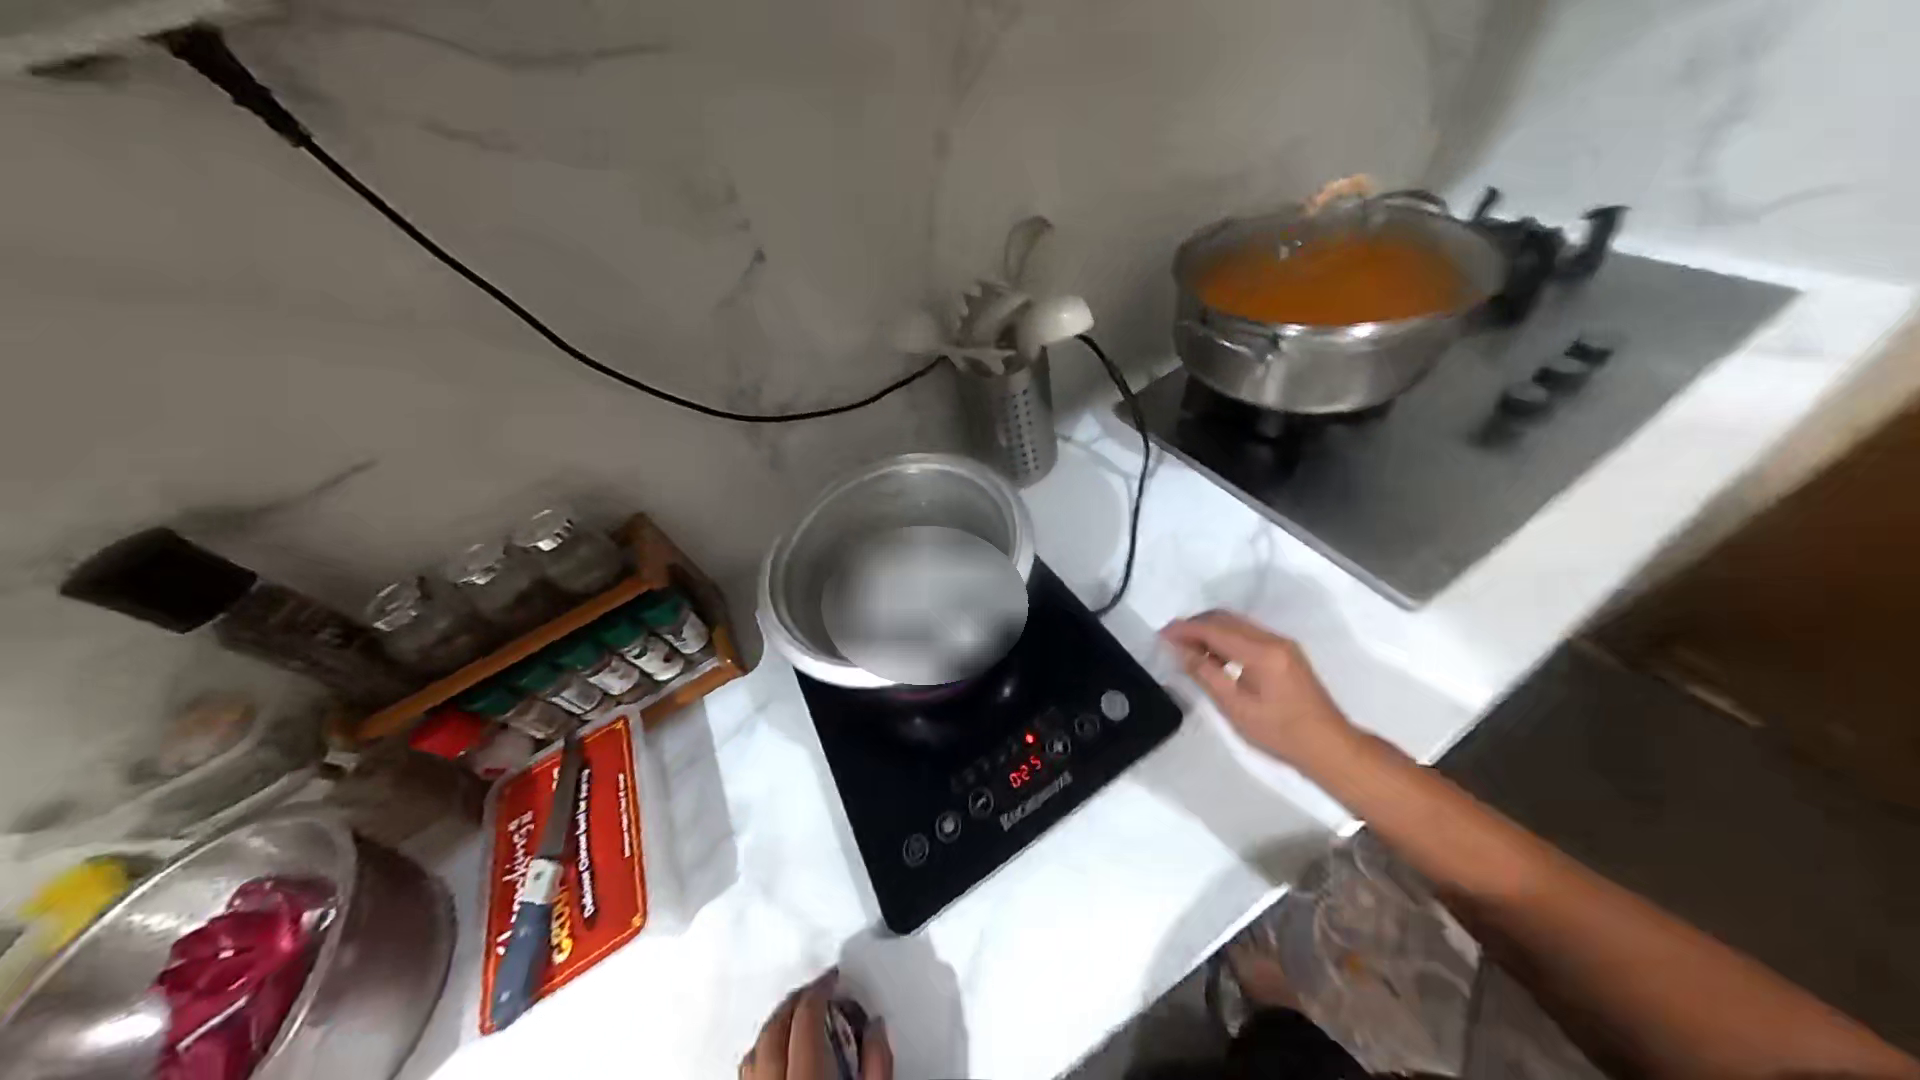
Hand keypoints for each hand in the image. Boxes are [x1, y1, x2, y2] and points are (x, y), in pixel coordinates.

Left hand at [741, 970, 891, 1079]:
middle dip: (795, 1000)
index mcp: (807, 1079)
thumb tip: (876, 1027)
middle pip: (774, 1029)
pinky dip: (761, 1053)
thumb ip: (878, 1062)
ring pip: (753, 1052)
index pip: (805, 1018)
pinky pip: (747, 1073)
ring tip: (797, 1015)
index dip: (820, 989)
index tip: (833, 978)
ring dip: (775, 1025)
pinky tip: (780, 1052)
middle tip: (817, 990)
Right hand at [1161, 611, 1355, 765]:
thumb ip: (1205, 673)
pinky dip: (1225, 638)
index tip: (1161, 635)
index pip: (1214, 629)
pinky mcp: (1285, 652)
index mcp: (1261, 652)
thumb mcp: (1236, 707)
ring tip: (1188, 650)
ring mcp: (1282, 643)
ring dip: (1210, 630)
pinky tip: (1214, 657)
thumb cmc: (1280, 732)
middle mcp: (1273, 639)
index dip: (1185, 629)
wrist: (1328, 746)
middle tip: (1171, 640)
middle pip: (1225, 618)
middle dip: (1195, 625)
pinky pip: (1248, 634)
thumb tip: (1180, 650)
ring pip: (1236, 623)